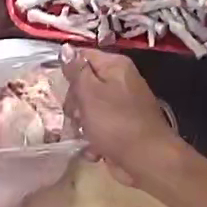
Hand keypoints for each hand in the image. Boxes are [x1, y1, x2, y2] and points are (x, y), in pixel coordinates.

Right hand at [61, 49, 191, 196]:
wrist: (147, 159)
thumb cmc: (116, 123)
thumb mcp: (90, 93)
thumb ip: (76, 70)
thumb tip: (65, 47)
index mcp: (115, 66)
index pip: (83, 56)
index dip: (68, 72)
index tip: (59, 89)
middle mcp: (121, 80)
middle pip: (84, 84)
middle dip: (74, 104)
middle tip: (75, 116)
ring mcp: (122, 105)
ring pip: (88, 109)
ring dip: (81, 125)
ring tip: (85, 136)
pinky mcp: (121, 126)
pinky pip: (99, 127)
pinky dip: (94, 139)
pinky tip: (96, 150)